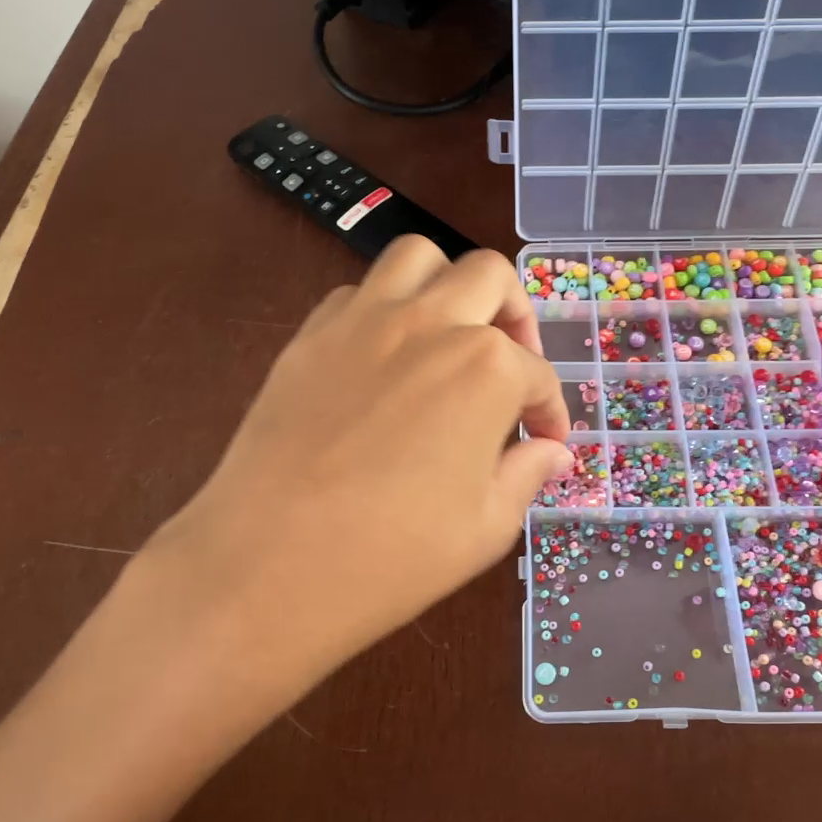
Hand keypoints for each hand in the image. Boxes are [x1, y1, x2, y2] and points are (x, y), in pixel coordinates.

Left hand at [140, 236, 571, 665]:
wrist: (269, 564)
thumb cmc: (393, 557)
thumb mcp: (484, 528)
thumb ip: (526, 475)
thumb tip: (552, 452)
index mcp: (486, 367)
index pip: (536, 375)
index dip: (549, 409)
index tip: (547, 438)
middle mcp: (431, 323)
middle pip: (489, 277)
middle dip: (515, 316)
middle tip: (510, 363)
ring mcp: (364, 320)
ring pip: (419, 256)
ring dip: (447, 284)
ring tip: (449, 334)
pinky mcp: (311, 333)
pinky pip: (357, 292)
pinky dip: (384, 308)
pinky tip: (384, 358)